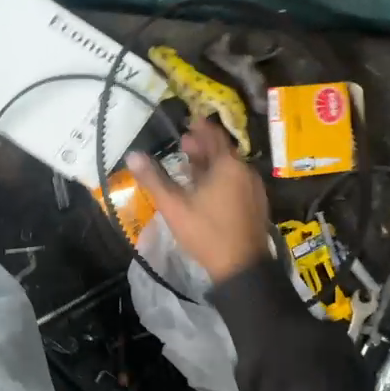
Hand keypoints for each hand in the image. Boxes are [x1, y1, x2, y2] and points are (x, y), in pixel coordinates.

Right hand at [126, 117, 271, 283]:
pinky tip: (207, 190)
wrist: (242, 267)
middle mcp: (245, 171)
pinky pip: (237, 182)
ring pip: (230, 168)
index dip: (200, 128)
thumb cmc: (206, 232)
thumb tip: (132, 155)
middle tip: (183, 146)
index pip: (214, 135)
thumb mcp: (174, 206)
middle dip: (202, 147)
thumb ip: (153, 179)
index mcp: (228, 165)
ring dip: (211, 164)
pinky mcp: (256, 204)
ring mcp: (254, 188)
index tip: (187, 123)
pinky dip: (222, 178)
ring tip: (191, 168)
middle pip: (223, 151)